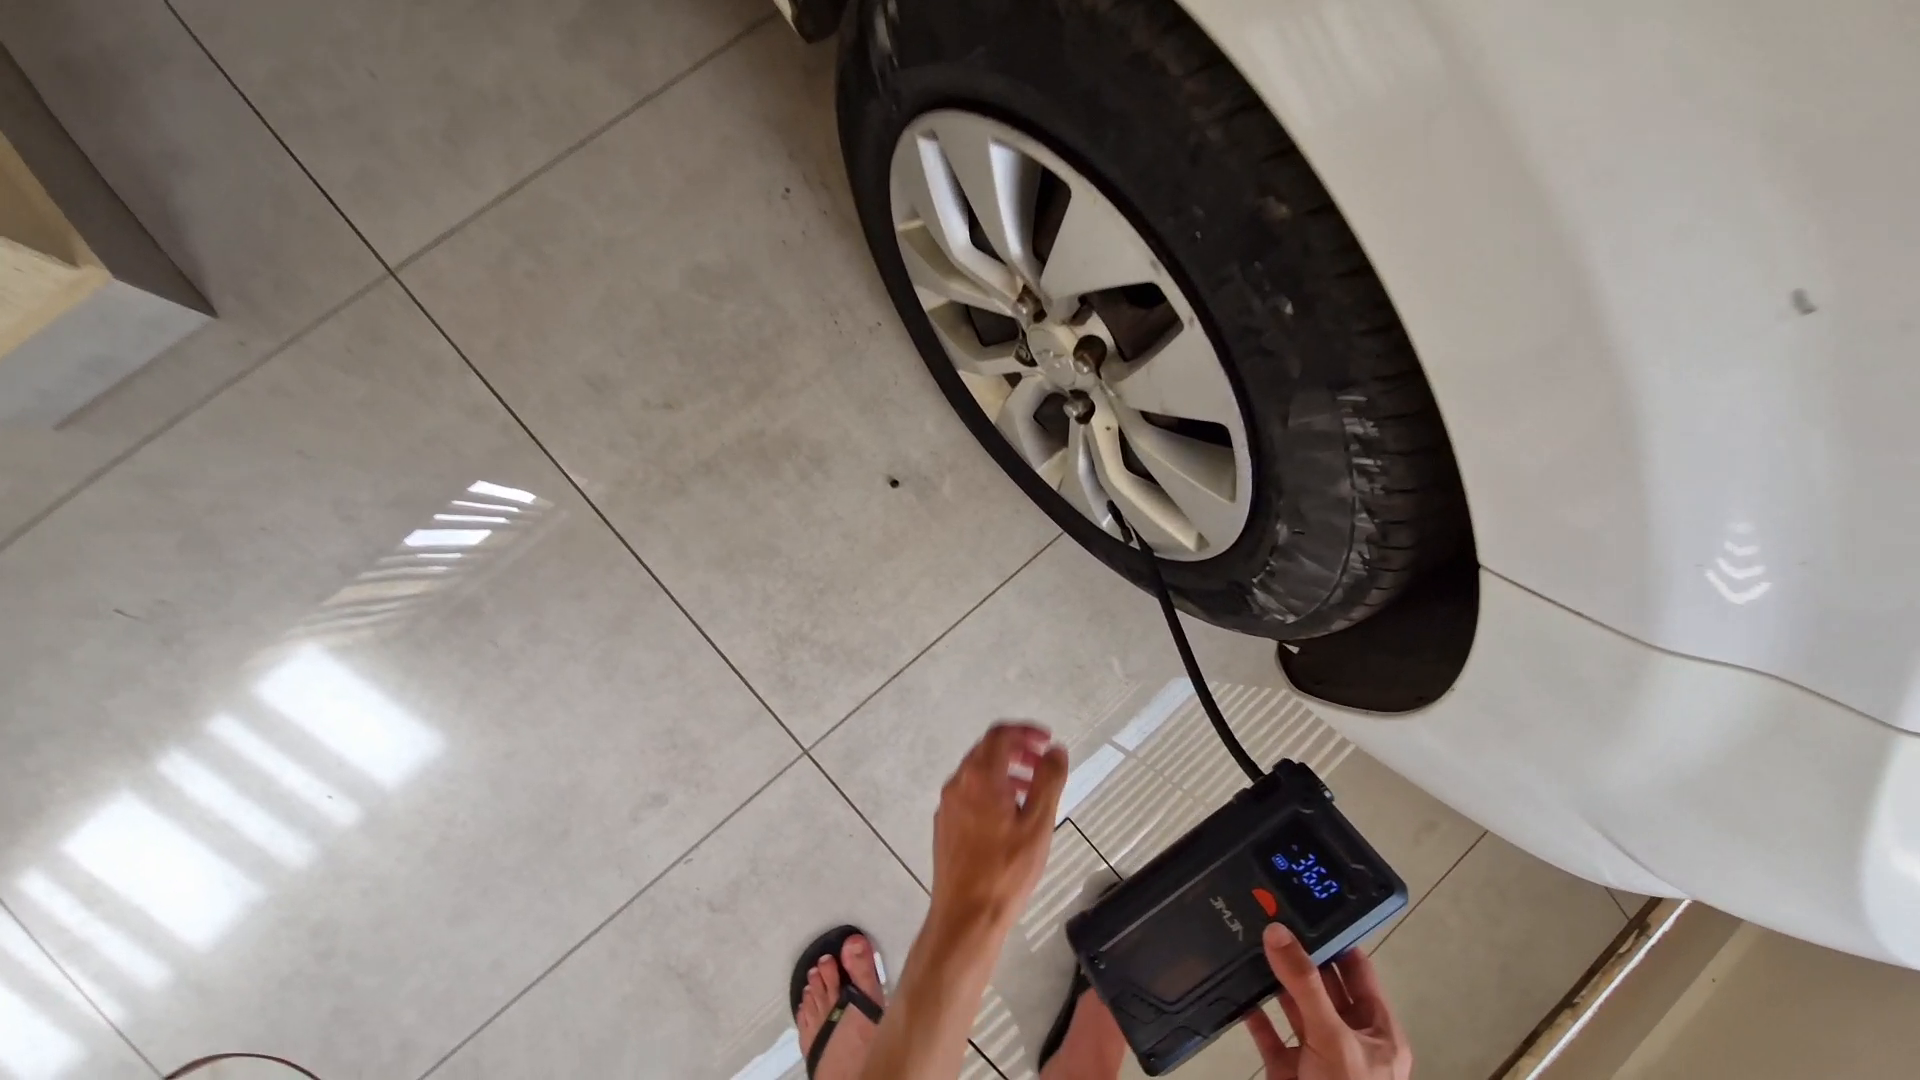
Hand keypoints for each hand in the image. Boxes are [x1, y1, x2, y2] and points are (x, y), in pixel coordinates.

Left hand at [927, 722, 1068, 932]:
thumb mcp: (1038, 823)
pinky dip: (991, 790)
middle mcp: (958, 784)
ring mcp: (948, 805)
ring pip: (977, 773)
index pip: (1000, 735)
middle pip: (987, 750)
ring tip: (1032, 791)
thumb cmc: (1006, 871)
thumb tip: (1055, 751)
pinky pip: (969, 793)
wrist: (966, 917)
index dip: (1026, 731)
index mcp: (980, 777)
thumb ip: (1048, 780)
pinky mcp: (945, 825)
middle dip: (1018, 750)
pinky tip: (1009, 817)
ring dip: (1006, 771)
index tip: (1047, 742)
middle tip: (1043, 764)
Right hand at [1245, 923, 1410, 1079]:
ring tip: (1247, 943)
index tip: (1303, 908)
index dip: (1335, 939)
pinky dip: (1252, 1013)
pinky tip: (1235, 990)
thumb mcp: (1333, 1039)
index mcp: (1378, 1031)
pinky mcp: (1288, 1071)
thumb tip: (1278, 931)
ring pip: (1293, 1006)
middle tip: (1266, 917)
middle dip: (1297, 956)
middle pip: (1322, 985)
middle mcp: (1349, 1039)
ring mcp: (1317, 1056)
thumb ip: (1304, 985)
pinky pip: (1268, 1033)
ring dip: (1272, 980)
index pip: (1358, 971)